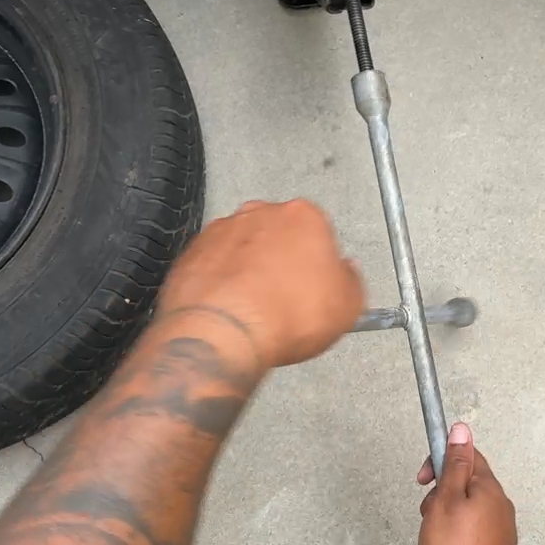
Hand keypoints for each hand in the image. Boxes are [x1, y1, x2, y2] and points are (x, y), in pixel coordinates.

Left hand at [156, 199, 363, 369]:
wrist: (225, 331)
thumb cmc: (287, 313)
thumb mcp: (348, 305)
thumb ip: (351, 280)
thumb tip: (347, 272)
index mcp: (304, 216)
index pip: (319, 232)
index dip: (319, 263)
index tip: (317, 288)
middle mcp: (261, 213)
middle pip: (279, 234)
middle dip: (283, 260)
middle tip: (288, 299)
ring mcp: (222, 230)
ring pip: (244, 247)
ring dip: (250, 270)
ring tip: (256, 309)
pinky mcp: (193, 252)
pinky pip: (215, 265)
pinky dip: (222, 283)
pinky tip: (230, 310)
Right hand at [418, 423, 520, 544]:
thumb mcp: (446, 500)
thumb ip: (453, 464)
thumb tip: (461, 429)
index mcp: (488, 487)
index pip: (467, 454)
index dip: (441, 459)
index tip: (424, 479)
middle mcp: (500, 502)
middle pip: (466, 480)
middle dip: (441, 490)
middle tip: (428, 513)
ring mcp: (501, 525)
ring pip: (468, 504)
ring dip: (447, 511)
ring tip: (435, 535)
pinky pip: (474, 524)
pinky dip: (457, 529)